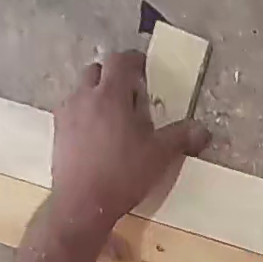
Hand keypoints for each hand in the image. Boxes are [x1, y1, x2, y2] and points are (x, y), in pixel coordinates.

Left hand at [47, 50, 209, 232]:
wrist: (83, 202)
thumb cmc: (124, 173)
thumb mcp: (160, 155)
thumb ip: (181, 137)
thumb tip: (203, 130)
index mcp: (111, 95)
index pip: (120, 61)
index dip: (134, 60)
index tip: (144, 67)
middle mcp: (84, 96)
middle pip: (97, 70)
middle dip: (114, 76)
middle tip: (132, 94)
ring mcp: (67, 113)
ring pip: (83, 90)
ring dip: (99, 94)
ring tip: (116, 116)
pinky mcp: (58, 132)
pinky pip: (74, 111)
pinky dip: (87, 114)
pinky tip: (100, 136)